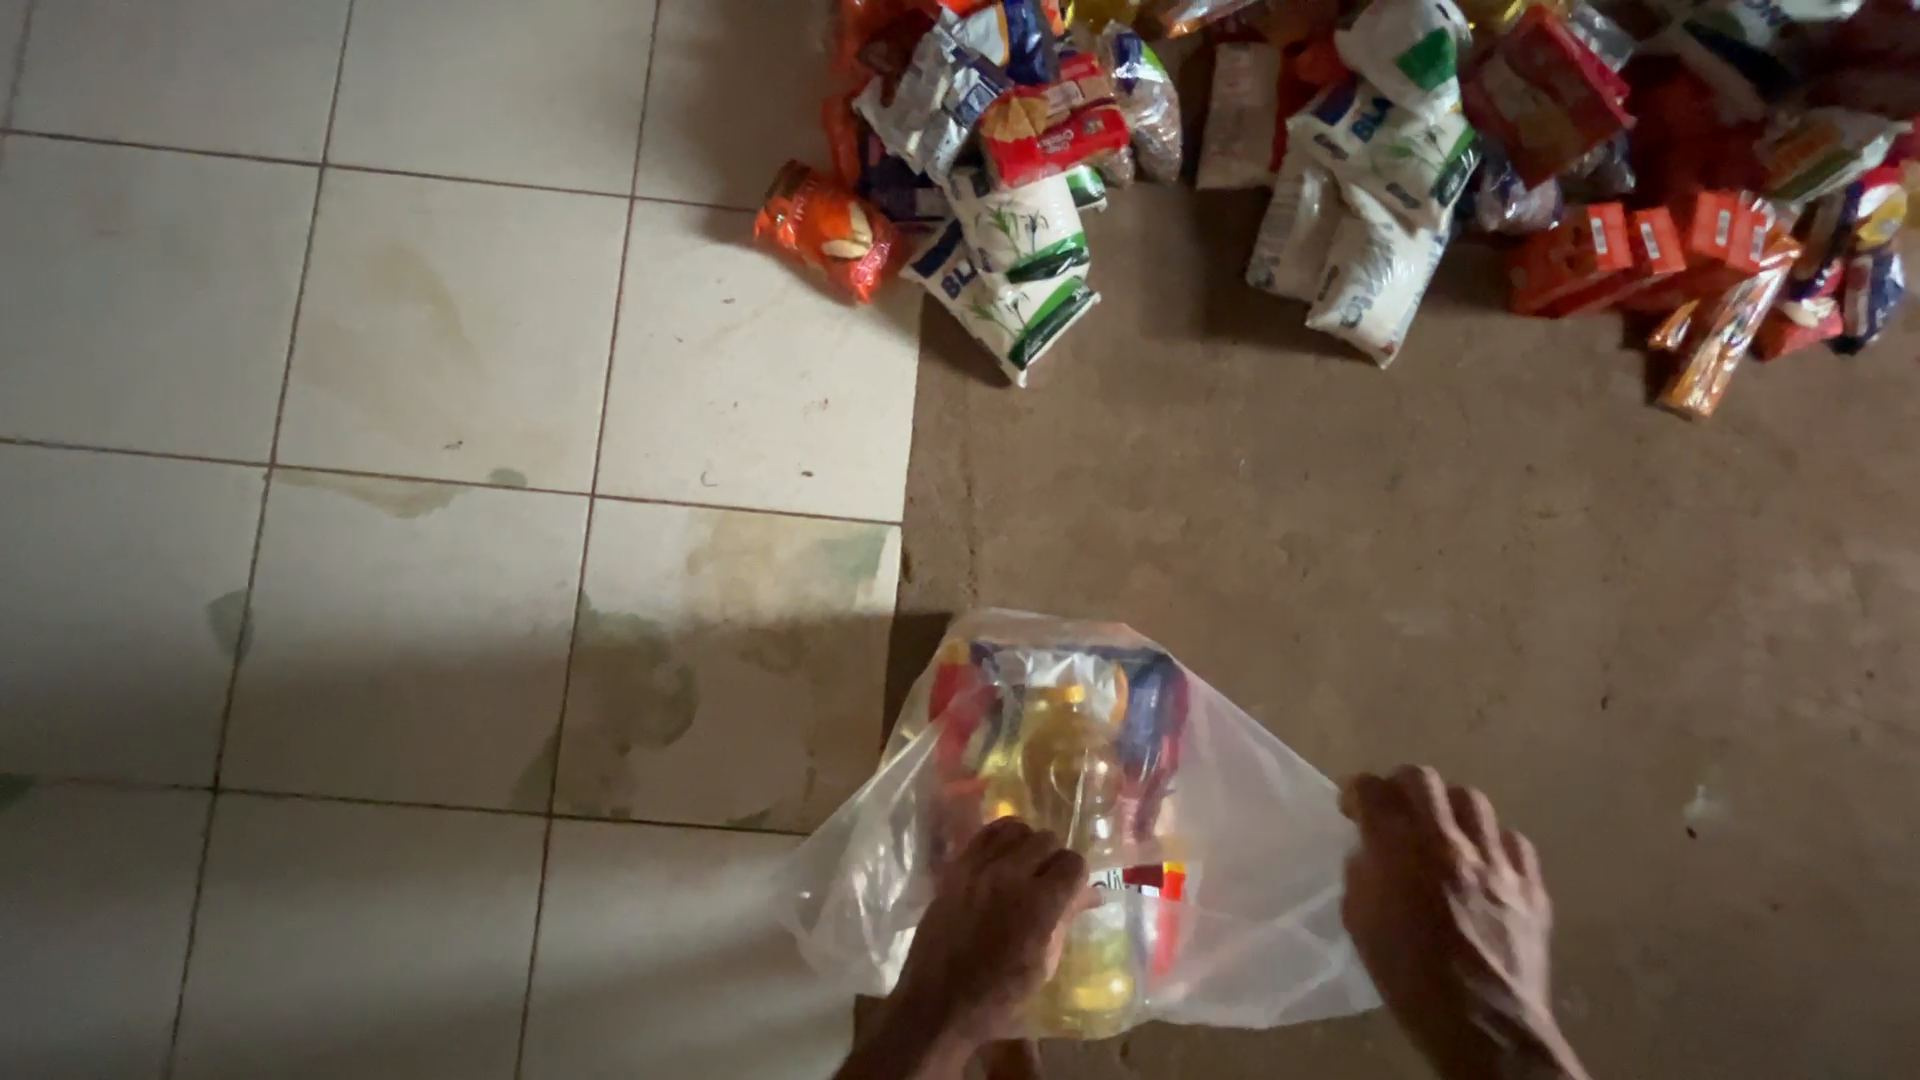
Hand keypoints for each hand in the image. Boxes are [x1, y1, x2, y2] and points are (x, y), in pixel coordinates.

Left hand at [895, 817, 1089, 1046]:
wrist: (938, 999)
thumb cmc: (998, 995)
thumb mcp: (1044, 965)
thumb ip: (1066, 919)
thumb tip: (1093, 893)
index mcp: (1039, 905)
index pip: (1074, 863)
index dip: (1078, 877)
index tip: (1073, 890)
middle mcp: (1011, 875)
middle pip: (1047, 840)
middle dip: (1055, 858)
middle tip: (1049, 881)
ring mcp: (980, 866)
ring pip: (1018, 828)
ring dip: (1028, 844)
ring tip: (1025, 866)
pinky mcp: (958, 865)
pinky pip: (987, 832)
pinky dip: (1001, 837)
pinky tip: (1003, 856)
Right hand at [1341, 766, 1586, 1079]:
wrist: (1484, 1028)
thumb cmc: (1408, 977)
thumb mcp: (1359, 920)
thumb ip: (1362, 873)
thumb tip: (1371, 852)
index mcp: (1397, 851)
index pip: (1371, 789)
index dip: (1356, 791)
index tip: (1352, 809)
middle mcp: (1447, 843)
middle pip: (1421, 779)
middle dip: (1399, 786)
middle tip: (1393, 809)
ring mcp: (1495, 863)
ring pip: (1471, 800)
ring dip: (1447, 809)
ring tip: (1440, 831)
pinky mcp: (1531, 887)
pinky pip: (1513, 842)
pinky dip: (1491, 843)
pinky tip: (1481, 863)